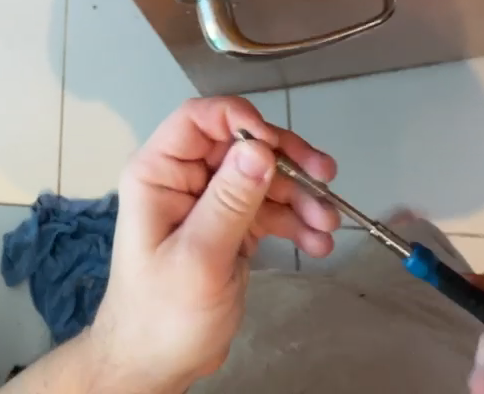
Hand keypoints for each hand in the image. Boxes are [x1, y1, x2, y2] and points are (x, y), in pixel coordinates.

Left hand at [80, 96, 339, 392]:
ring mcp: (209, 200)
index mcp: (159, 171)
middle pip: (239, 144)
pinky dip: (295, 220)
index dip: (237, 118)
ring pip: (261, 176)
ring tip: (327, 222)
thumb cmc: (162, 314)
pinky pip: (268, 208)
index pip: (197, 119)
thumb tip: (260, 149)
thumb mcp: (199, 256)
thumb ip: (230, 201)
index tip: (276, 143)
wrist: (156, 364)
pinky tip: (318, 241)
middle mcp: (184, 177)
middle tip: (324, 173)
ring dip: (299, 194)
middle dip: (284, 159)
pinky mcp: (230, 225)